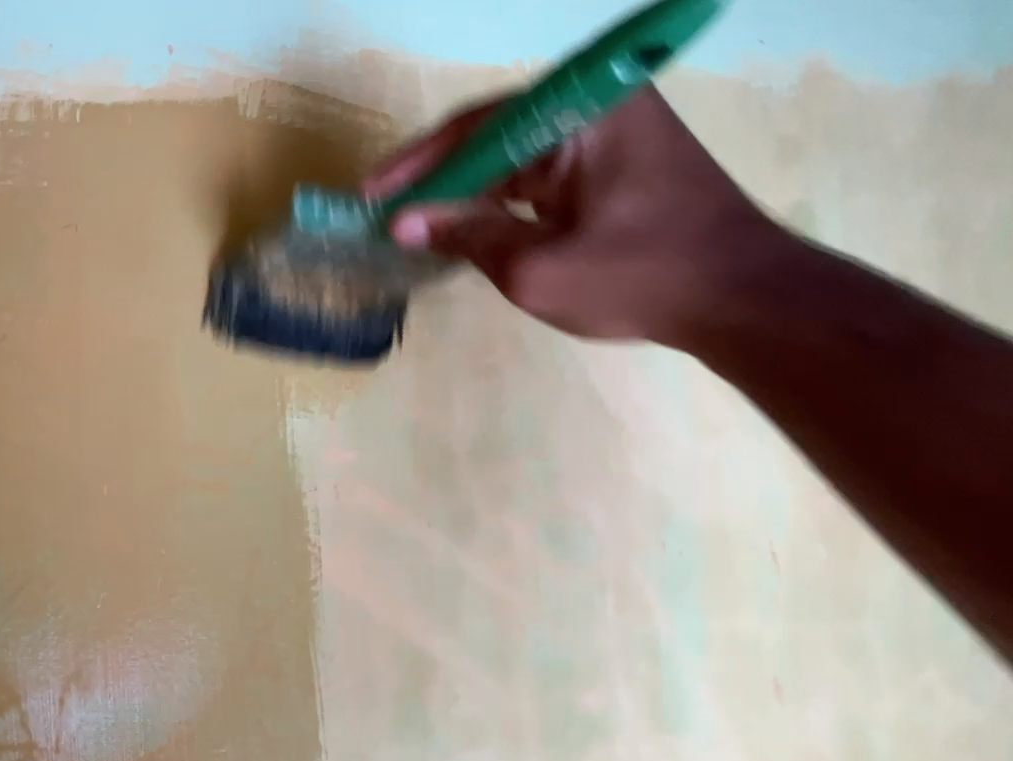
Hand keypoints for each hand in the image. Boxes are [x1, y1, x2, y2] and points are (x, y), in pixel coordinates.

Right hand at [364, 86, 793, 345]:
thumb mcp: (535, 266)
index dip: (418, 163)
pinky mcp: (612, 170)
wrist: (739, 298)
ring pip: (512, 157)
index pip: (479, 125)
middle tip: (383, 212)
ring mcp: (608, 138)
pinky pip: (537, 176)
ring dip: (462, 191)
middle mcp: (597, 110)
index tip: (371, 195)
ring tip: (410, 222)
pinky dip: (495, 201)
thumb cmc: (638, 277)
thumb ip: (465, 236)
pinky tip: (461, 227)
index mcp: (584, 114)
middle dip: (435, 176)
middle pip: (494, 135)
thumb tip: (402, 223)